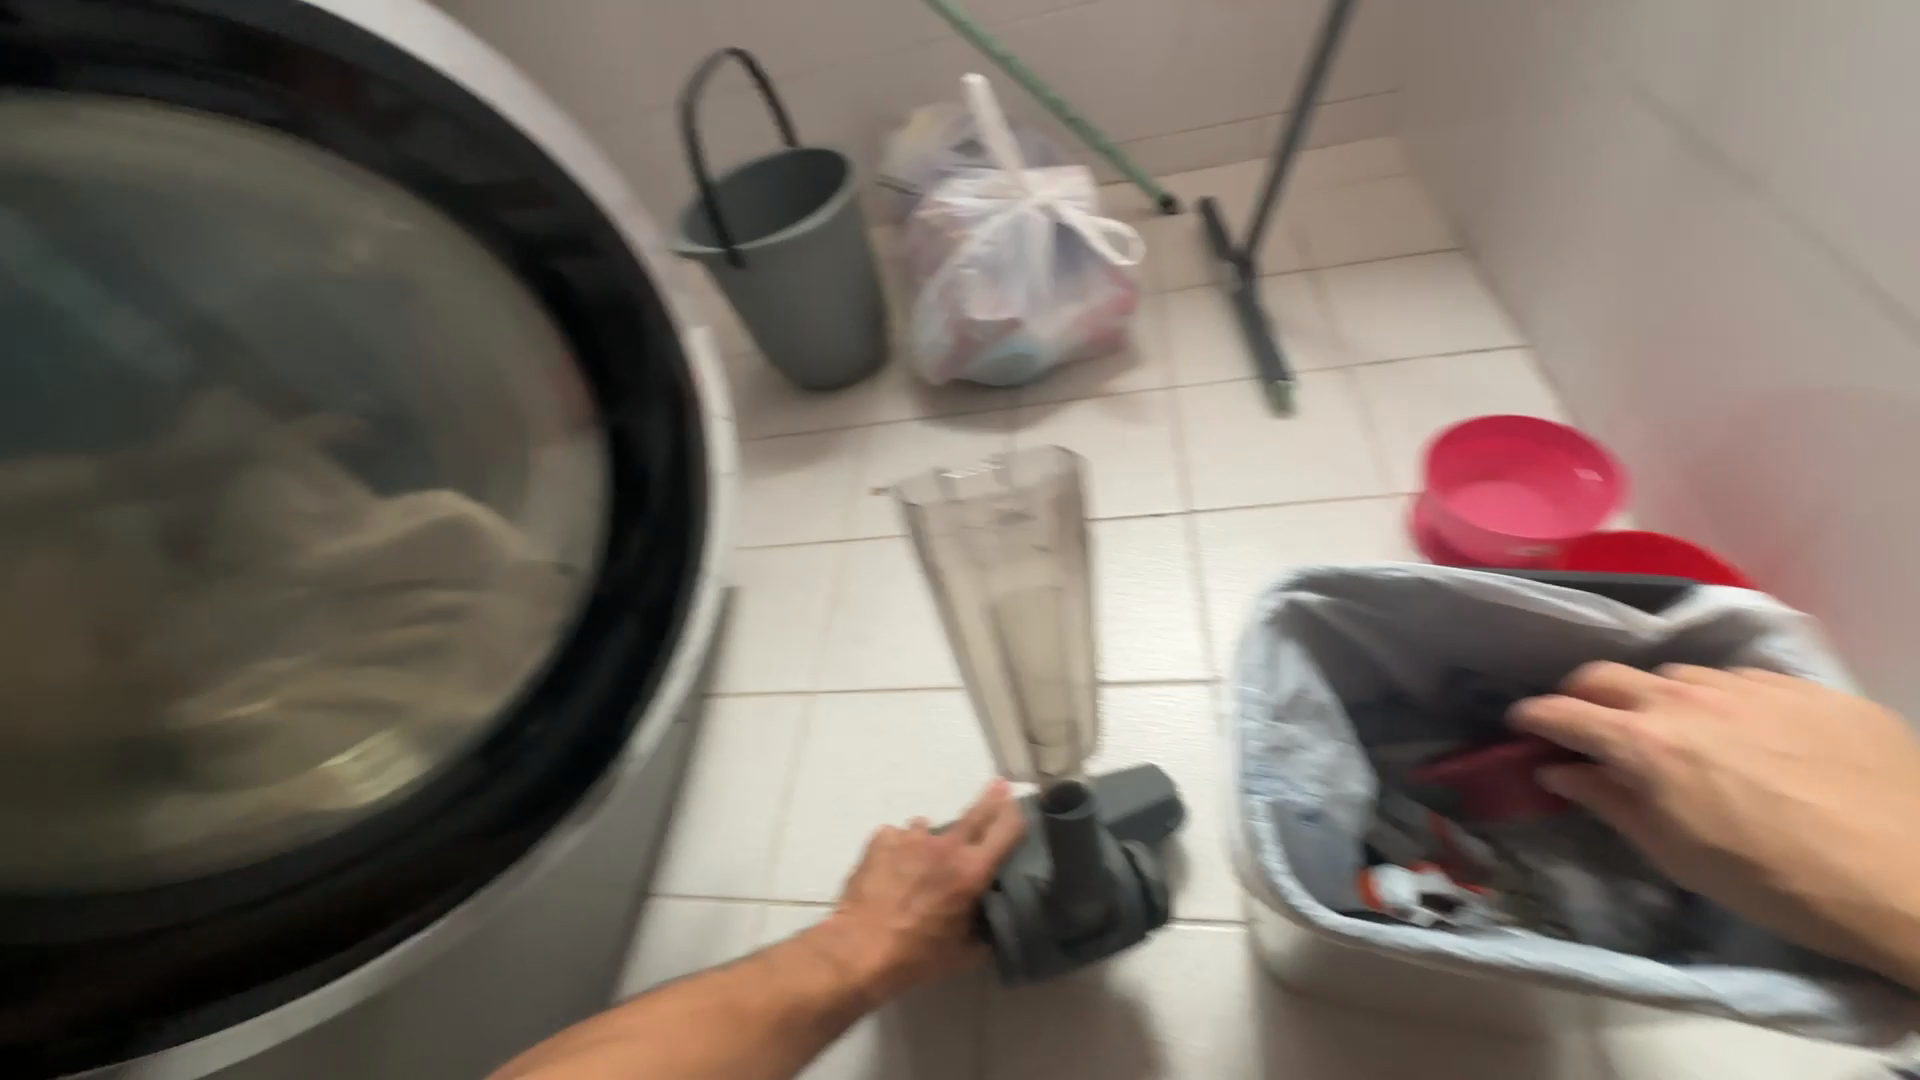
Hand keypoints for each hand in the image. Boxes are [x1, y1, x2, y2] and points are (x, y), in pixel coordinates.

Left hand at [805, 780, 1024, 1003]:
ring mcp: (911, 838)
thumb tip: (989, 918)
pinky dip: (897, 850)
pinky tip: (889, 871)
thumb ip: (981, 929)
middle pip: (975, 813)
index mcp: (971, 871)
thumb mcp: (962, 953)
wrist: (859, 948)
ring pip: (927, 829)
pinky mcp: (882, 839)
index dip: (1016, 816)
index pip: (1006, 831)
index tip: (1018, 806)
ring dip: (929, 843)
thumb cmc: (916, 956)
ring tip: (917, 866)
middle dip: (990, 799)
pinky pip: (897, 838)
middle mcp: (945, 846)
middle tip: (998, 786)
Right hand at [1511, 662, 1919, 985]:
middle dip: (1580, 696)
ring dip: (1656, 697)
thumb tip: (1559, 771)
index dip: (1530, 717)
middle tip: (1589, 724)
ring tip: (1680, 730)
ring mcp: (1748, 689)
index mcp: (1640, 744)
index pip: (1557, 711)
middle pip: (1602, 675)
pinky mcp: (1809, 691)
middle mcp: (1682, 701)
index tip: (1522, 728)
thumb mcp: (1674, 855)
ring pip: (1673, 674)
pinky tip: (1749, 733)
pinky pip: (1743, 681)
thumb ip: (1607, 801)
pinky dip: (1724, 700)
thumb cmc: (1778, 883)